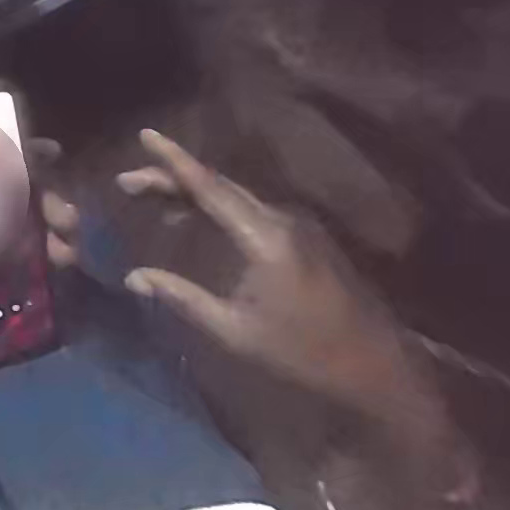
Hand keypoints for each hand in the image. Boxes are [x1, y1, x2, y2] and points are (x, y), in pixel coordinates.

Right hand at [49, 130, 435, 424]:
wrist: (383, 375)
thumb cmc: (306, 355)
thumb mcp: (235, 332)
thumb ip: (182, 298)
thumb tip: (132, 277)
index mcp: (265, 238)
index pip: (209, 188)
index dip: (174, 160)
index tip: (145, 134)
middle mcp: (281, 221)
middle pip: (217, 186)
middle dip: (170, 177)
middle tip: (126, 181)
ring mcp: (295, 228)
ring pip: (231, 194)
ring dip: (189, 190)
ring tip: (150, 192)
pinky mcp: (301, 239)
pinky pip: (246, 208)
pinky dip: (211, 204)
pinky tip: (190, 215)